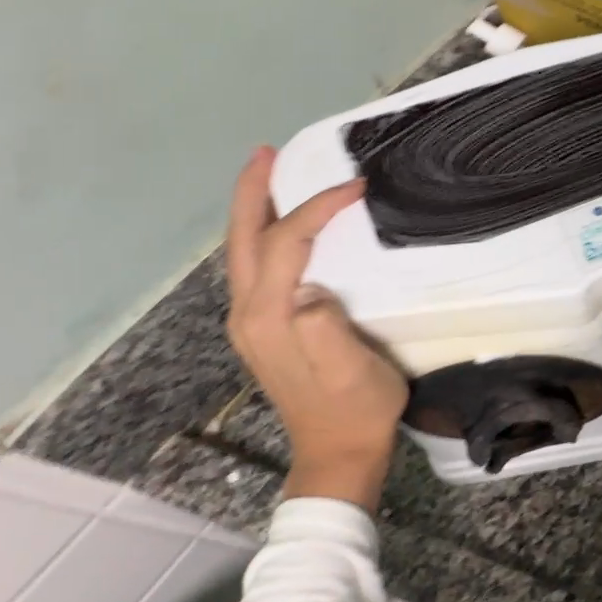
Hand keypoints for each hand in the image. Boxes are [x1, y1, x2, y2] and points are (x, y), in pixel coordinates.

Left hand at [226, 147, 408, 510]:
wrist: (338, 450)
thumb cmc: (357, 407)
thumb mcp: (352, 371)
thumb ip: (326, 330)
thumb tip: (311, 289)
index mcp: (271, 317)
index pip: (287, 244)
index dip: (318, 209)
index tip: (357, 187)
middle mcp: (250, 313)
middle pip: (244, 240)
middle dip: (254, 193)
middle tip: (269, 152)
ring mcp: (253, 322)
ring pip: (245, 252)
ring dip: (256, 210)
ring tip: (274, 177)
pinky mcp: (266, 328)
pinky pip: (257, 267)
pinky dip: (267, 235)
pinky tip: (286, 230)